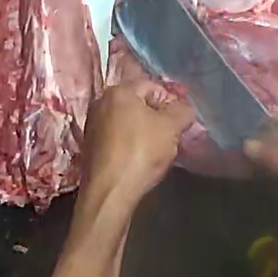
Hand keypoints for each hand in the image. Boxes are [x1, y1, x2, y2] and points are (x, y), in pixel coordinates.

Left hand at [81, 79, 194, 206]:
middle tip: (176, 132)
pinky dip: (133, 142)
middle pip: (138, 103)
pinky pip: (119, 137)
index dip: (172, 99)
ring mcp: (93, 125)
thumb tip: (185, 109)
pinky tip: (144, 157)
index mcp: (117, 92)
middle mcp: (100, 103)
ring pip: (128, 121)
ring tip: (163, 146)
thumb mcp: (171, 127)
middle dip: (160, 116)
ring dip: (147, 130)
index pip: (152, 86)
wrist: (111, 190)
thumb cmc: (141, 151)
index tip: (184, 118)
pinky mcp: (92, 146)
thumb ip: (182, 112)